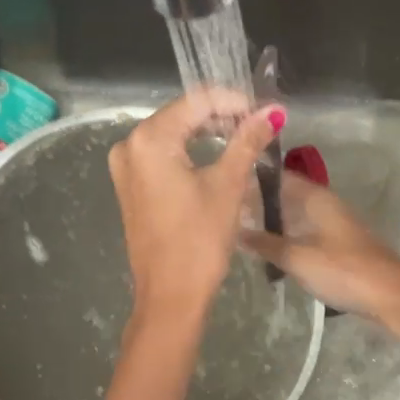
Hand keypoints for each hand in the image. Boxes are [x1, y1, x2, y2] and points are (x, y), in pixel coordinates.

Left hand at [108, 90, 282, 329]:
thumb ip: (247, 142)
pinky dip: (190, 158)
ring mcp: (126, 170)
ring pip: (173, 139)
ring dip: (207, 139)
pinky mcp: (131, 191)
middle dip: (221, 119)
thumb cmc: (199, 242)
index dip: (234, 102)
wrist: (171, 298)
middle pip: (182, 117)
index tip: (265, 112)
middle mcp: (129, 146)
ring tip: (243, 146)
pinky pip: (164, 161)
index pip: (197, 102)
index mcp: (150, 139)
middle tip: (258, 129)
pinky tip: (217, 166)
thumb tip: (274, 111)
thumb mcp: (227, 187)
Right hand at [239, 174, 399, 319]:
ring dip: (275, 225)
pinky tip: (274, 254)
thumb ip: (266, 245)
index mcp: (317, 198)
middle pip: (288, 197)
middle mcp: (326, 205)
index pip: (280, 177)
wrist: (388, 295)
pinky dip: (290, 240)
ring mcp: (335, 227)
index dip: (254, 179)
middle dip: (261, 205)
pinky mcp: (340, 248)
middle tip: (229, 215)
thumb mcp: (297, 258)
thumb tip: (236, 231)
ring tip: (244, 235)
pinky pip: (307, 236)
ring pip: (298, 218)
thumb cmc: (342, 271)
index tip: (227, 187)